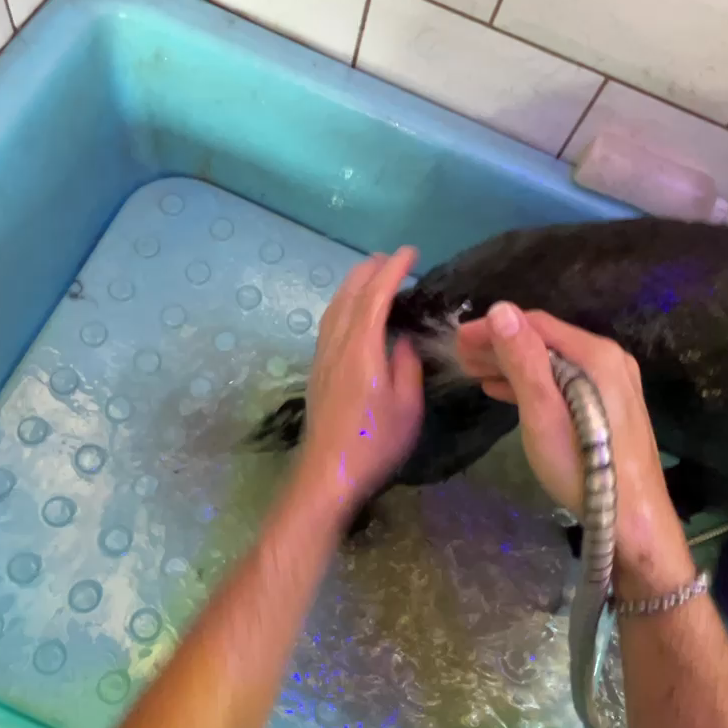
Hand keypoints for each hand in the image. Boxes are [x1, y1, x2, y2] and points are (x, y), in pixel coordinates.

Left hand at [292, 248, 425, 519]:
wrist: (328, 474)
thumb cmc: (375, 443)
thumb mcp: (406, 406)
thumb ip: (406, 366)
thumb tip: (401, 341)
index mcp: (361, 349)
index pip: (376, 296)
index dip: (393, 270)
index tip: (410, 253)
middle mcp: (336, 345)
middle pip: (350, 294)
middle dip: (370, 270)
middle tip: (392, 258)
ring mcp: (322, 357)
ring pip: (335, 307)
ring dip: (353, 284)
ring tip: (371, 274)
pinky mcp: (317, 370)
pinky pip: (329, 322)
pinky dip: (344, 304)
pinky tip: (351, 310)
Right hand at [454, 303, 694, 595]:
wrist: (630, 521)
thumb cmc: (580, 466)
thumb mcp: (542, 411)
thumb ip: (523, 359)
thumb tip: (500, 309)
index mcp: (595, 356)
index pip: (535, 324)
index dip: (493, 327)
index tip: (457, 340)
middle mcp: (608, 360)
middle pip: (544, 341)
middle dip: (499, 344)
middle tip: (459, 357)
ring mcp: (611, 384)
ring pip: (551, 362)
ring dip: (511, 363)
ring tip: (473, 372)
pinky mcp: (608, 407)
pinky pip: (562, 381)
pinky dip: (530, 381)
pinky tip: (504, 391)